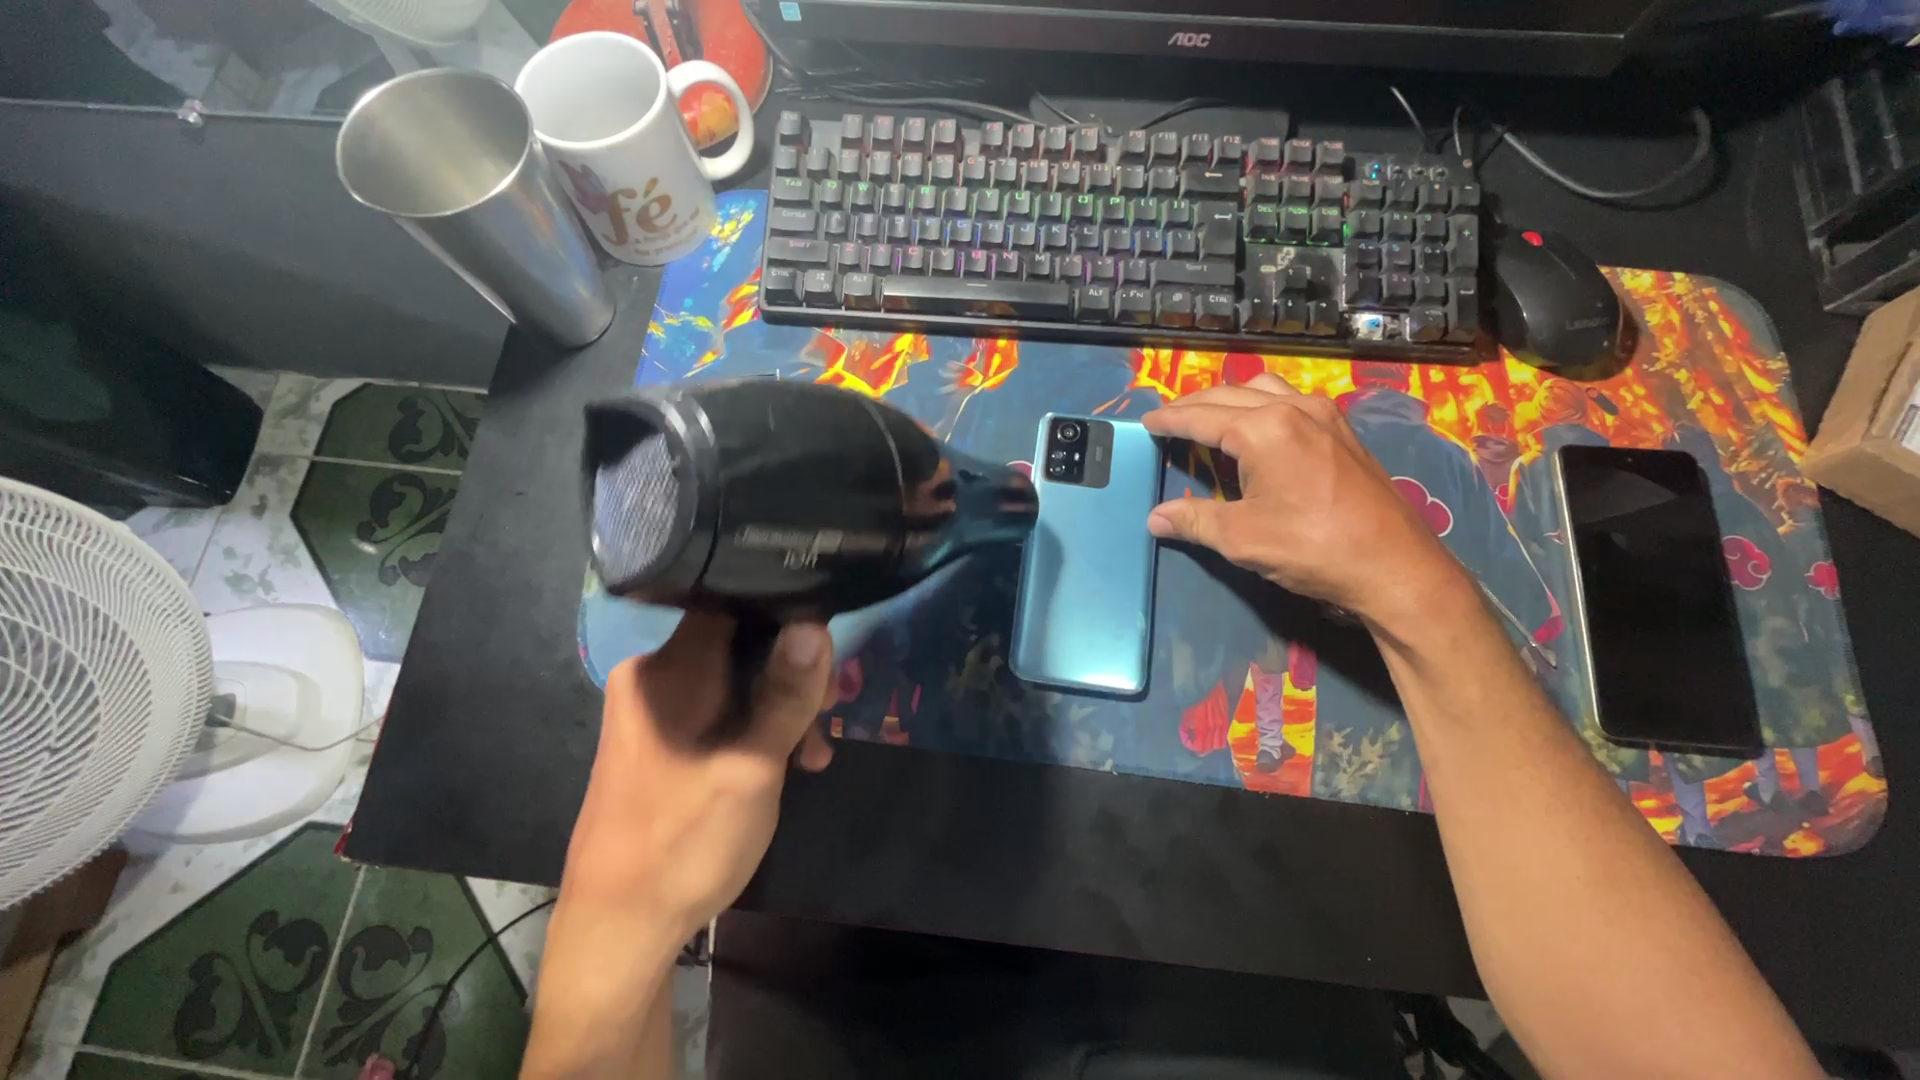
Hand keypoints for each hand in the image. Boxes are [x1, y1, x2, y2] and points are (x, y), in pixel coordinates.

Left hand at [559, 612, 835, 944]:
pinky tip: (786, 767)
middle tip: (827, 721)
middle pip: (740, 644)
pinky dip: (754, 733)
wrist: (620, 931)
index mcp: (667, 669)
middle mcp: (653, 677)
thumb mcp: (753, 768)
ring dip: (779, 712)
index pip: (732, 602)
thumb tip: (815, 623)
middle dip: (791, 677)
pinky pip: (719, 715)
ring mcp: (654, 712)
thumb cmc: (686, 844)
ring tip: (813, 758)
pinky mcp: (660, 743)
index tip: (826, 654)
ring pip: (736, 683)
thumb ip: (786, 695)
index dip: (784, 616)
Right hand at [1142, 374, 1470, 628]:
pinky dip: (1260, 403)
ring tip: (1207, 417)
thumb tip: (1155, 518)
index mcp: (1263, 429)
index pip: (1201, 417)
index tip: (1146, 420)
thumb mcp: (1241, 538)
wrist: (1394, 566)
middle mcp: (1293, 409)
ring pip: (1263, 389)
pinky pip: (1289, 399)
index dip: (1169, 420)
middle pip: (1229, 395)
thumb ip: (1194, 520)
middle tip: (1167, 419)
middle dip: (1193, 405)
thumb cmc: (1312, 548)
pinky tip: (1256, 426)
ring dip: (1229, 398)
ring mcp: (1324, 415)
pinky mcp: (1342, 430)